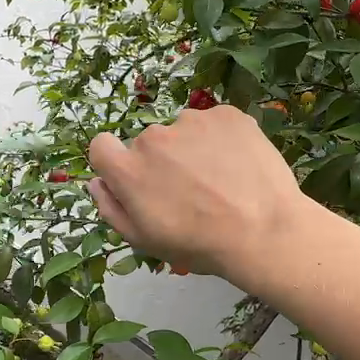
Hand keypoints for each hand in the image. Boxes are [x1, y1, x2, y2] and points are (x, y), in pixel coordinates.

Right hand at [86, 105, 314, 282]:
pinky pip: (213, 124)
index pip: (101, 146)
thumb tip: (97, 183)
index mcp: (128, 170)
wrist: (263, 231)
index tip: (135, 179)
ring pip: (181, 133)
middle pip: (146, 144)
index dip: (114, 162)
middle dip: (160, 163)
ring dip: (190, 150)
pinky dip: (220, 141)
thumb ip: (112, 209)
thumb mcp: (144, 240)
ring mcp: (192, 121)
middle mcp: (153, 138)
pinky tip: (236, 167)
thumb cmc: (197, 244)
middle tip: (188, 192)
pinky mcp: (226, 115)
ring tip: (217, 181)